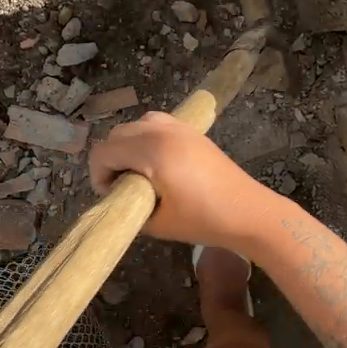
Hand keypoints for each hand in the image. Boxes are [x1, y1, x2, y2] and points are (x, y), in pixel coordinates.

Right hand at [88, 112, 283, 251]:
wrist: (247, 211)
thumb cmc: (202, 219)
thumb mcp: (156, 222)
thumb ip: (127, 207)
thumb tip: (118, 198)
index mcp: (152, 150)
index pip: (104, 151)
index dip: (99, 176)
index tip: (111, 197)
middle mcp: (163, 130)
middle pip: (118, 133)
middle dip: (112, 160)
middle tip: (122, 189)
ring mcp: (181, 127)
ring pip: (138, 125)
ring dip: (130, 146)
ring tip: (139, 175)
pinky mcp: (194, 131)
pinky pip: (159, 124)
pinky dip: (149, 138)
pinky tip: (159, 165)